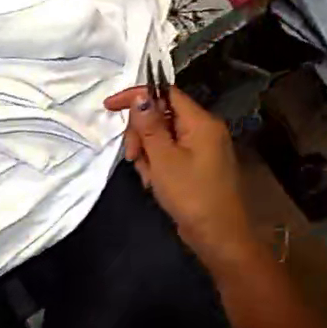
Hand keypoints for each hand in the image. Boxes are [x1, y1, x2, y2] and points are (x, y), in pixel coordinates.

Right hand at [104, 83, 254, 260]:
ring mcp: (201, 148)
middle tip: (133, 157)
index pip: (166, 94)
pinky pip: (170, 154)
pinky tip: (155, 183)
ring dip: (147, 154)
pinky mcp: (197, 165)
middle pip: (161, 116)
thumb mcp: (163, 158)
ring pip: (162, 138)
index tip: (109, 106)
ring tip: (148, 177)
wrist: (217, 233)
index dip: (137, 96)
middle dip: (141, 134)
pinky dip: (157, 165)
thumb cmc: (190, 194)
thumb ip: (149, 125)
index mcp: (200, 122)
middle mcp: (204, 130)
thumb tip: (140, 96)